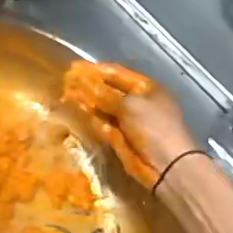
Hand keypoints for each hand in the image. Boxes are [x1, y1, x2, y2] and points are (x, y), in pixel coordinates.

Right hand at [63, 62, 187, 188]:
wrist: (166, 165)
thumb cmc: (153, 126)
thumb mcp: (129, 105)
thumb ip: (104, 94)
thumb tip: (82, 85)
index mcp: (146, 88)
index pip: (117, 73)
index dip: (96, 69)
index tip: (75, 67)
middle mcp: (137, 102)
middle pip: (109, 90)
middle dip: (89, 86)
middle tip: (67, 82)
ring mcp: (129, 121)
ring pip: (104, 108)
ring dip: (88, 102)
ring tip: (66, 95)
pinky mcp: (121, 138)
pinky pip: (103, 125)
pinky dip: (92, 119)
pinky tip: (77, 112)